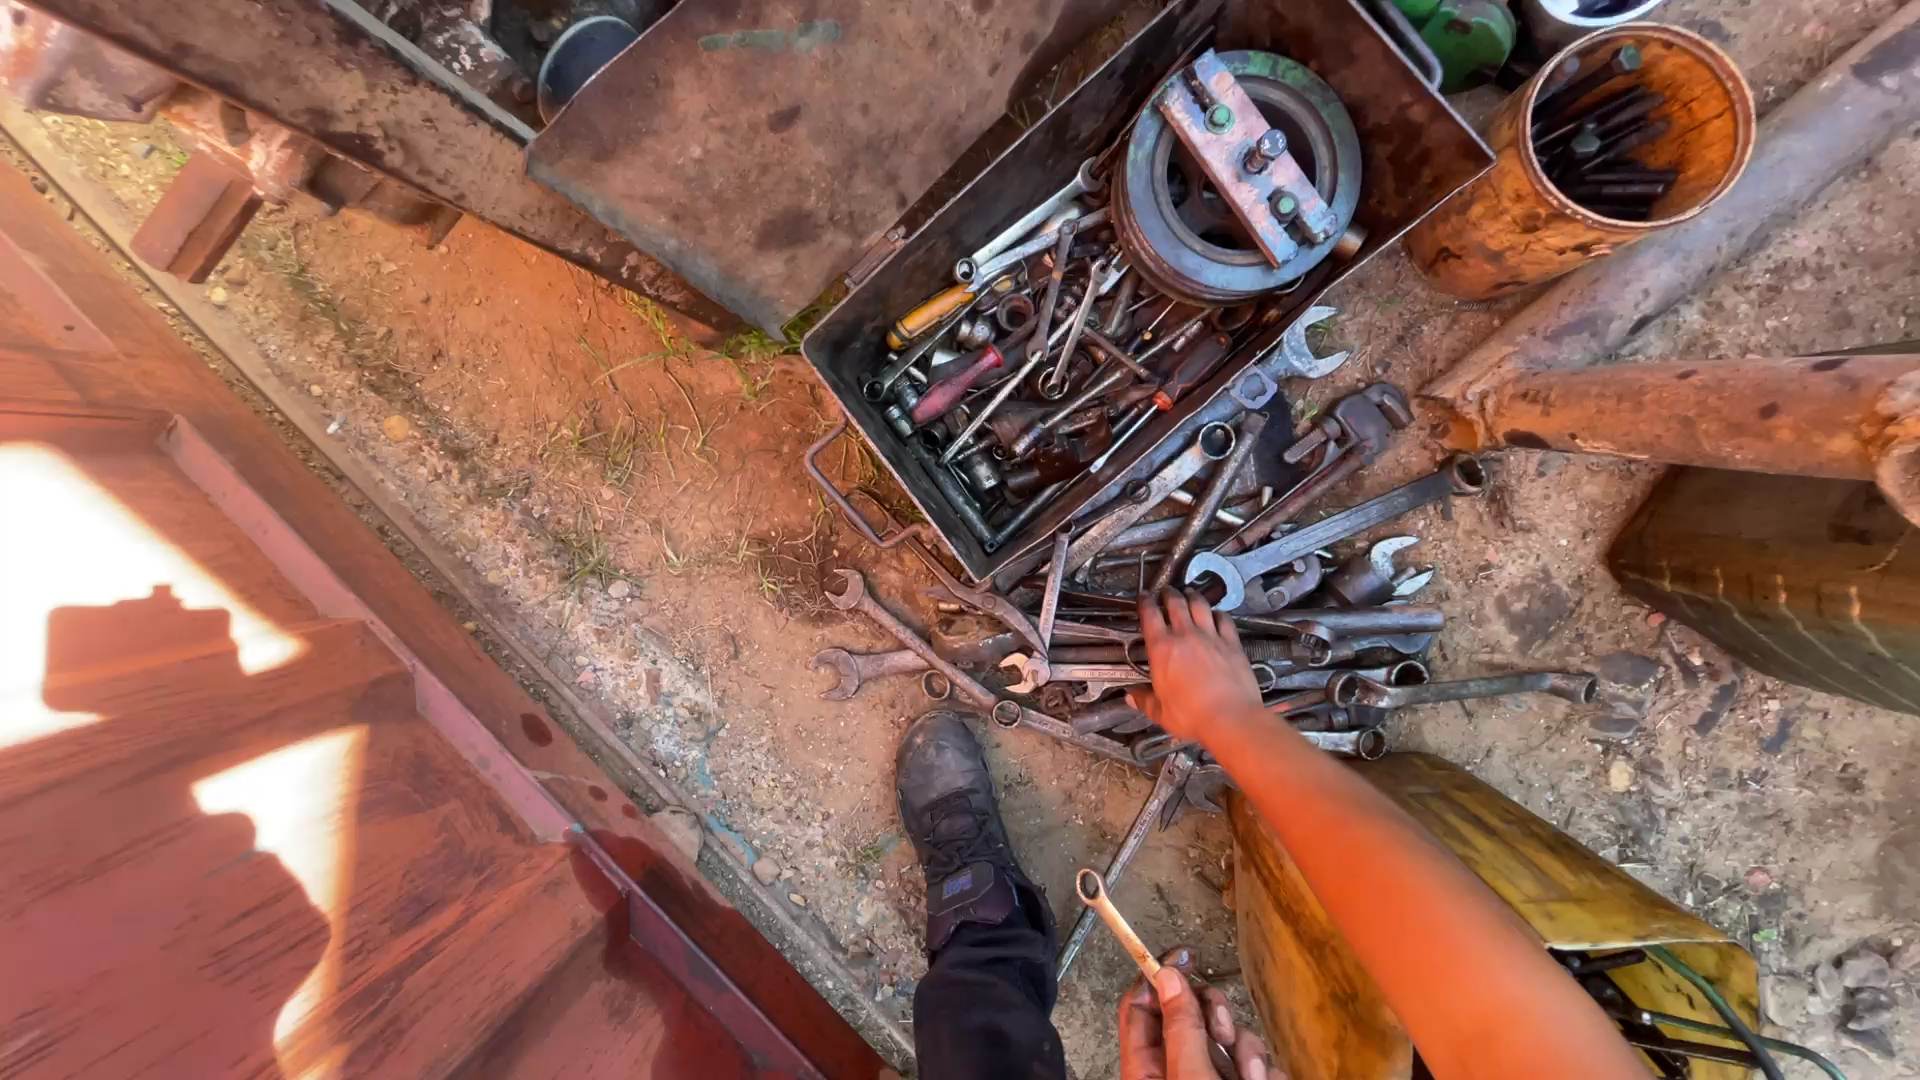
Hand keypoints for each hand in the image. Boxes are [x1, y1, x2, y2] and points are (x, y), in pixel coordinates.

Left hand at [1119, 949, 1271, 1079]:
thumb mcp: (1188, 1077)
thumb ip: (1180, 1028)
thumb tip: (1168, 975)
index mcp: (1147, 1068)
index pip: (1140, 1005)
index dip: (1158, 974)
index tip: (1185, 955)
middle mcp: (1177, 1069)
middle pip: (1189, 1011)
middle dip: (1214, 1013)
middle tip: (1225, 1033)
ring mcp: (1211, 1078)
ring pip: (1227, 1035)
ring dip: (1247, 1049)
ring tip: (1253, 1076)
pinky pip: (1254, 1062)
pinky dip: (1265, 1069)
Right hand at [1127, 589, 1262, 743]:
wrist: (1231, 719)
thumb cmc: (1192, 716)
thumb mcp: (1160, 712)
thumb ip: (1144, 701)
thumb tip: (1130, 697)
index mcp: (1162, 649)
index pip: (1150, 615)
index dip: (1145, 602)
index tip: (1144, 597)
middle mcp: (1185, 636)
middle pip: (1175, 603)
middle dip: (1168, 593)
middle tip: (1166, 591)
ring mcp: (1211, 637)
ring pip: (1200, 605)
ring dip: (1192, 596)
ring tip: (1189, 592)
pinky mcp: (1232, 643)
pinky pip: (1224, 619)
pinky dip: (1218, 613)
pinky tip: (1217, 614)